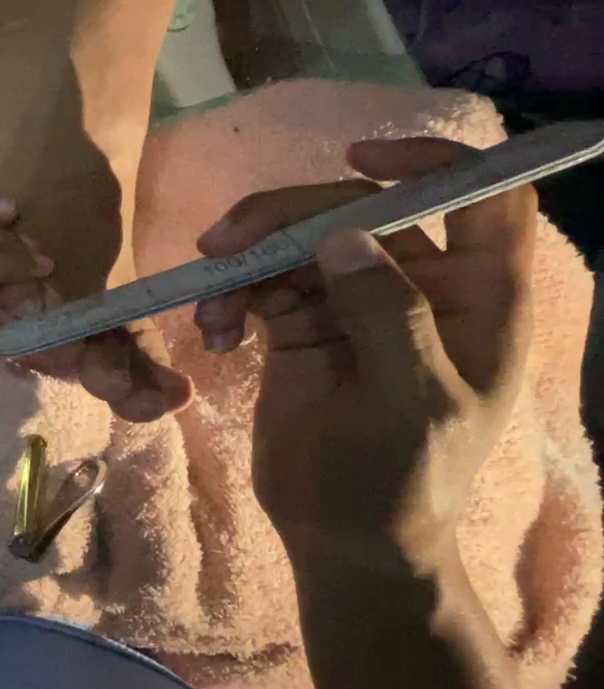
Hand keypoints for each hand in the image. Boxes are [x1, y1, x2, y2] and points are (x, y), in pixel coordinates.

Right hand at [192, 138, 535, 567]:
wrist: (342, 531)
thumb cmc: (397, 476)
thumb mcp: (409, 401)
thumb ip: (388, 315)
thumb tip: (343, 236)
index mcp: (475, 300)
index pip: (479, 199)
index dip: (428, 162)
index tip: (352, 157)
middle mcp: (415, 289)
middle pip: (354, 211)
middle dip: (282, 219)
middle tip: (219, 244)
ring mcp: (349, 305)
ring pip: (294, 244)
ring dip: (242, 265)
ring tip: (211, 312)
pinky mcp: (297, 325)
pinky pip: (256, 285)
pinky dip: (228, 300)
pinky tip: (215, 335)